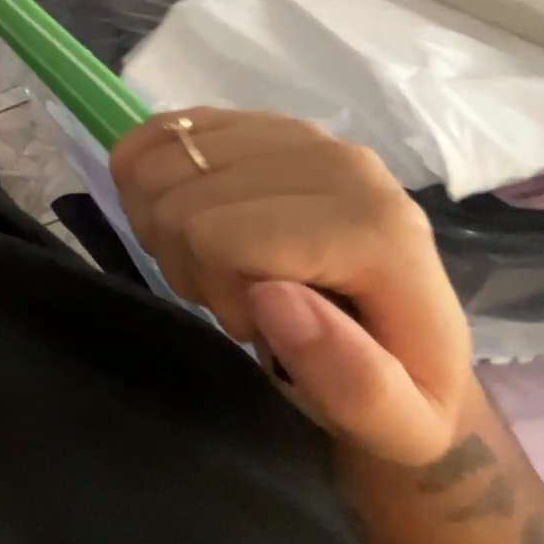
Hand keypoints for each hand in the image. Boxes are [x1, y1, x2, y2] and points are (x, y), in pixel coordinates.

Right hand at [110, 108, 477, 466]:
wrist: (399, 332)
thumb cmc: (396, 388)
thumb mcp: (396, 421)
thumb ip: (353, 380)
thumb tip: (274, 295)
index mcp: (376, 229)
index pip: (218, 236)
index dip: (216, 292)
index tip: (259, 326)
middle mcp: (337, 162)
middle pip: (180, 203)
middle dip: (185, 261)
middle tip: (229, 294)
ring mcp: (292, 133)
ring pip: (157, 167)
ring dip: (161, 223)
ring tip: (208, 256)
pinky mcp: (254, 122)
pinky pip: (160, 130)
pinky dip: (143, 174)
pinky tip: (178, 210)